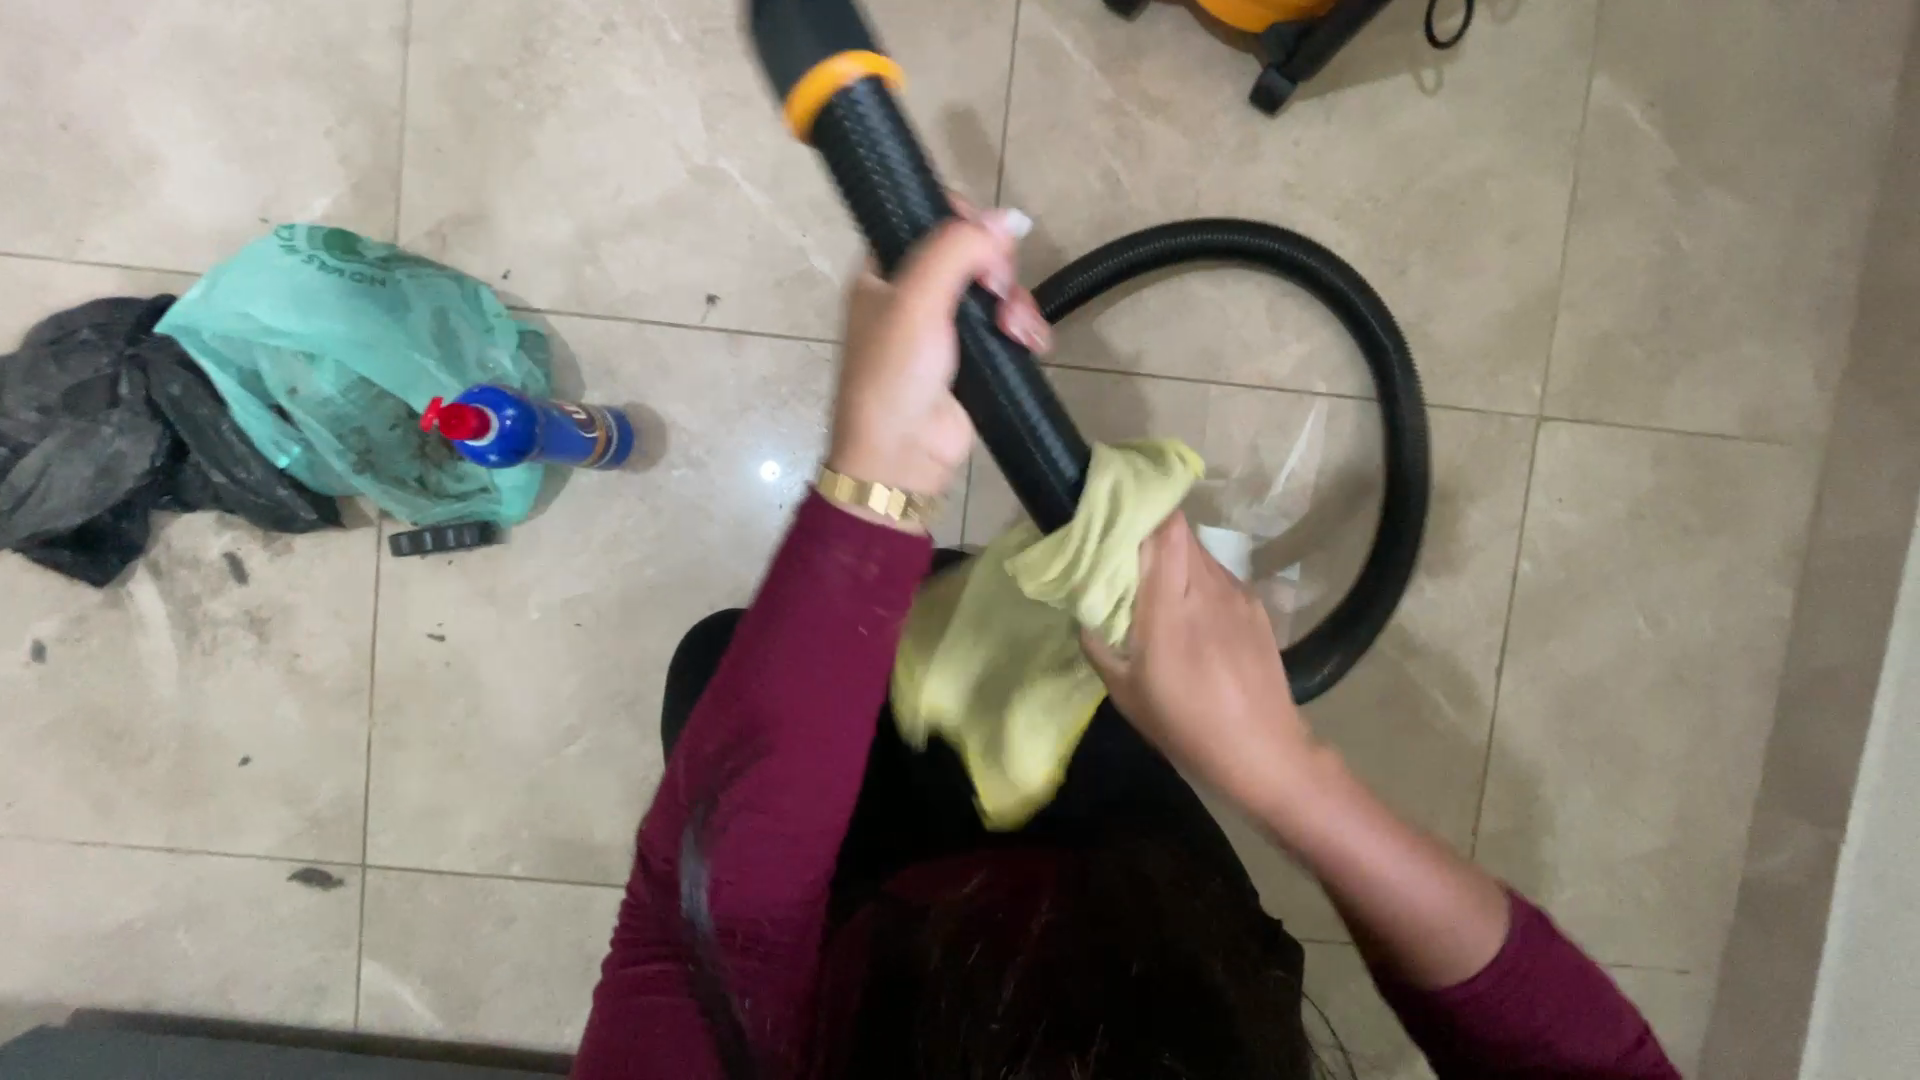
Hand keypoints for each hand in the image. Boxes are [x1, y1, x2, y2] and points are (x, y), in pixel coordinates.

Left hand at [829, 201, 1049, 508]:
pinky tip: (1032, 344)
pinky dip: (1024, 330)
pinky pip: (1007, 327)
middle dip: (998, 270)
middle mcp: (913, 293)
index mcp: (884, 270)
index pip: (928, 219)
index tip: (983, 242)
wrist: (902, 455)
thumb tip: (1007, 217)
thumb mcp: (916, 301)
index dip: (963, 222)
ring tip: (1018, 331)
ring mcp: (945, 328)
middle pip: (972, 254)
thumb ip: (957, 250)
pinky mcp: (974, 359)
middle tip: (999, 291)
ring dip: (1016, 305)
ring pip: (995, 291)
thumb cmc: (896, 374)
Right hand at [1083, 512, 1334, 817]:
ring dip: (1176, 560)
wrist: (1263, 752)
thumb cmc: (1185, 724)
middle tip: (1126, 555)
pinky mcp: (1257, 609)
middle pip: (1181, 535)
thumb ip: (1098, 644)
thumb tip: (1086, 614)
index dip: (1143, 512)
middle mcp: (1208, 590)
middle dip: (1152, 535)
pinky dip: (1199, 582)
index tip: (1116, 517)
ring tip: (1158, 587)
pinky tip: (1194, 616)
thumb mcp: (1124, 692)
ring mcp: (1238, 597)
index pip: (1166, 531)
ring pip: (1202, 554)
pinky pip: (1221, 578)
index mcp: (1171, 606)